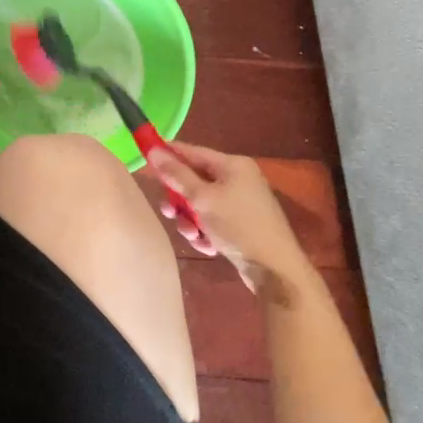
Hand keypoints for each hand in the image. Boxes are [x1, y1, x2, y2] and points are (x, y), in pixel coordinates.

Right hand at [148, 143, 310, 293]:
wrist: (276, 272)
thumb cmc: (238, 226)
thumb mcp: (202, 199)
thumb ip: (176, 174)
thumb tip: (154, 151)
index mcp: (232, 165)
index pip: (191, 151)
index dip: (167, 154)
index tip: (145, 159)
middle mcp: (238, 179)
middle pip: (193, 180)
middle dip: (179, 199)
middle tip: (169, 212)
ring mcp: (241, 203)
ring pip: (200, 203)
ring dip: (190, 220)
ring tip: (192, 235)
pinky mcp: (241, 224)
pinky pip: (212, 220)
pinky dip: (205, 231)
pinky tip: (206, 245)